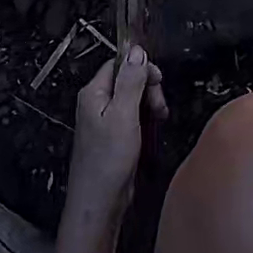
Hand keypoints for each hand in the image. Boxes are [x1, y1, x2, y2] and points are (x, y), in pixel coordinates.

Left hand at [65, 45, 167, 227]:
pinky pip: (132, 117)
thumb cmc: (107, 161)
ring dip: (149, 105)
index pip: (120, 63)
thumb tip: (136, 51)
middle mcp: (96, 103)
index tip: (157, 82)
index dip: (141, 69)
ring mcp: (104, 120)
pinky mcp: (113, 136)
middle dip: (148, 89)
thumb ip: (131, 81)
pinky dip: (145, 120)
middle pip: (128, 80)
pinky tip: (151, 131)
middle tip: (159, 107)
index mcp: (94, 92)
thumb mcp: (124, 114)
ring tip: (158, 120)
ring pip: (133, 99)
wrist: (99, 202)